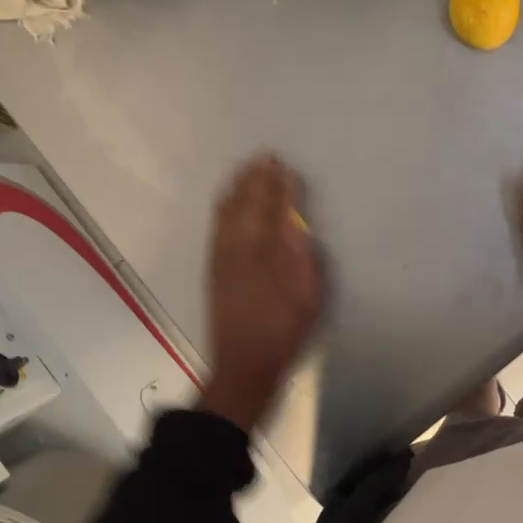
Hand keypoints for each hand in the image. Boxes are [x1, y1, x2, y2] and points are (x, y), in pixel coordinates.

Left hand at [199, 155, 322, 429]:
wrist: (243, 365)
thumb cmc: (284, 331)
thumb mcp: (307, 296)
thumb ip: (300, 257)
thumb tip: (294, 225)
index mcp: (266, 253)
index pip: (274, 209)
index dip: (279, 187)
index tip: (284, 166)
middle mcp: (240, 249)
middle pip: (247, 205)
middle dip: (257, 180)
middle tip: (264, 157)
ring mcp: (223, 258)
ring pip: (228, 213)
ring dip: (238, 189)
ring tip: (246, 169)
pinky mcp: (214, 269)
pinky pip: (217, 227)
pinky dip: (223, 207)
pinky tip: (227, 201)